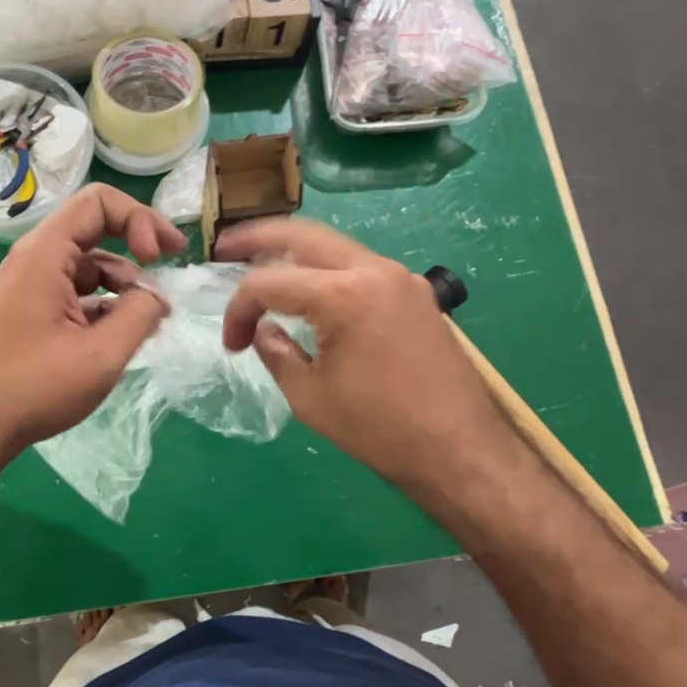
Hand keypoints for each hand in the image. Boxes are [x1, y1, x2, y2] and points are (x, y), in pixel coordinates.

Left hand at [0, 184, 186, 465]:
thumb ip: (140, 314)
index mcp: (43, 255)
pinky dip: (101, 304)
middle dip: (138, 248)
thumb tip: (158, 295)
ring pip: (86, 265)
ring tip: (147, 322)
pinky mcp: (24, 311)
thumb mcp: (101, 354)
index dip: (141, 219)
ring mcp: (25, 286)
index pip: (99, 202)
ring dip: (122, 284)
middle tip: (171, 274)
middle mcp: (31, 260)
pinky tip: (118, 335)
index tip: (164, 257)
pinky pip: (71, 291)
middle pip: (94, 229)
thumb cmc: (33, 390)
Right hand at [217, 217, 511, 484]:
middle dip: (259, 239)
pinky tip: (309, 288)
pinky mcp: (416, 295)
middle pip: (304, 235)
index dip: (239, 309)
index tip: (232, 344)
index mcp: (345, 295)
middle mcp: (375, 271)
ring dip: (295, 252)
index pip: (271, 283)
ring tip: (262, 263)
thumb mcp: (310, 398)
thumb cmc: (380, 430)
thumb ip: (277, 353)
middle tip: (225, 248)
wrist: (461, 450)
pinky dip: (327, 269)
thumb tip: (264, 329)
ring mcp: (401, 279)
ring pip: (335, 246)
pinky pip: (360, 267)